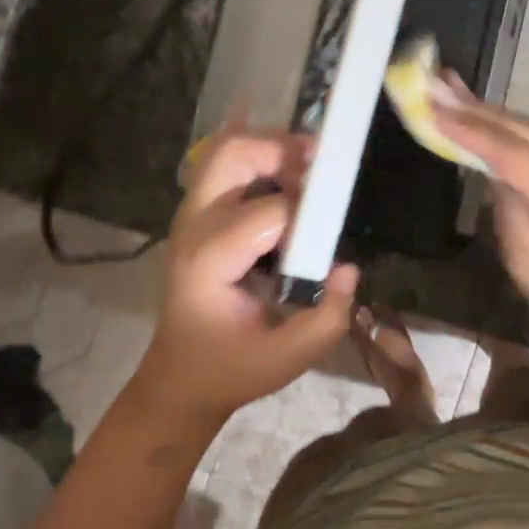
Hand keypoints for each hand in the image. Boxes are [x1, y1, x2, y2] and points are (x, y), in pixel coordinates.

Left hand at [141, 131, 358, 420]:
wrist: (180, 378)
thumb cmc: (231, 369)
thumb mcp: (288, 358)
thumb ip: (328, 317)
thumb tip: (347, 268)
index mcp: (209, 261)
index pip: (269, 212)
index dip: (310, 217)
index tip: (331, 237)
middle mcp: (194, 227)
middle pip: (233, 154)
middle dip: (283, 150)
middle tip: (323, 170)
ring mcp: (191, 216)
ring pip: (227, 150)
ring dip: (274, 151)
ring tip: (311, 174)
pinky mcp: (200, 216)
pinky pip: (228, 166)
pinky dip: (264, 161)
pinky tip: (293, 183)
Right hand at [433, 79, 528, 341]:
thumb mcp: (522, 252)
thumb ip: (505, 202)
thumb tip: (489, 168)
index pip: (504, 149)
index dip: (466, 128)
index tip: (430, 108)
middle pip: (515, 129)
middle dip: (472, 108)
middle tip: (433, 85)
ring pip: (523, 130)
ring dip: (485, 111)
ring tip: (449, 89)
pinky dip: (502, 128)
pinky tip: (480, 117)